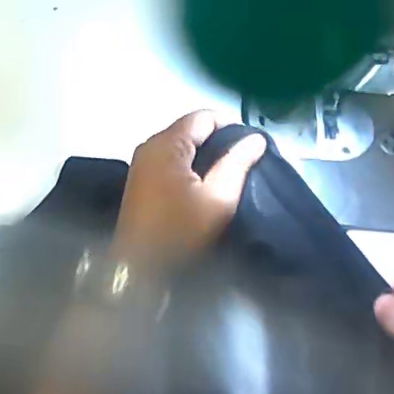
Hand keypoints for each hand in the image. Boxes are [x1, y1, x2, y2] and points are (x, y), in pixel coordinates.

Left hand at [114, 111, 264, 270]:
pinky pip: (171, 161)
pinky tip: (203, 189)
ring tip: (226, 178)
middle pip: (191, 129)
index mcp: (166, 144)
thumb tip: (255, 138)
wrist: (138, 276)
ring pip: (182, 146)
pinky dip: (189, 168)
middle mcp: (149, 146)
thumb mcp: (218, 199)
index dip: (231, 128)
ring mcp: (141, 164)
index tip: (250, 150)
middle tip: (242, 165)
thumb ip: (238, 162)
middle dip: (218, 143)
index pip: (205, 117)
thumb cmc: (179, 234)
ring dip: (204, 157)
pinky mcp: (139, 182)